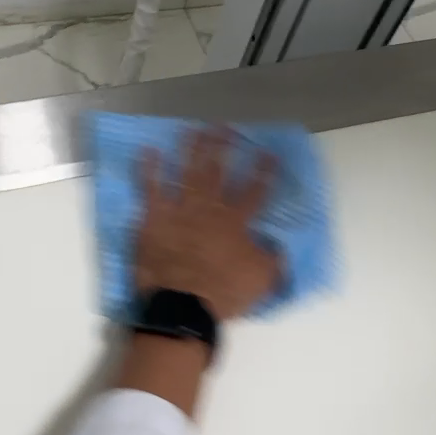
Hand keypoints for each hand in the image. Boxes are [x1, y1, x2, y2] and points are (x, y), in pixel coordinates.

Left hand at [132, 127, 279, 320]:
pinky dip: (149, 169)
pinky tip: (149, 150)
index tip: (269, 153)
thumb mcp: (262, 279)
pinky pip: (150, 188)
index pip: (255, 190)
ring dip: (190, 149)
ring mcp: (179, 210)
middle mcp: (209, 208)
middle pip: (217, 171)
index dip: (264, 171)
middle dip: (223, 147)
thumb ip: (275, 259)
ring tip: (195, 129)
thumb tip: (286, 247)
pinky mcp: (153, 218)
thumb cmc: (223, 293)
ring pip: (186, 172)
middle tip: (227, 128)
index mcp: (236, 222)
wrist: (182, 306)